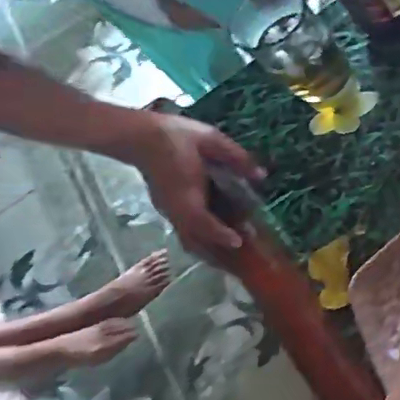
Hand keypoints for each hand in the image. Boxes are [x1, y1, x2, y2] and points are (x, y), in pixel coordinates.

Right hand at [115, 111, 265, 257]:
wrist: (138, 136)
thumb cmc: (176, 136)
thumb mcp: (210, 139)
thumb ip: (236, 157)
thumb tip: (261, 176)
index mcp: (184, 191)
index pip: (199, 219)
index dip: (218, 232)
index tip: (238, 241)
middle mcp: (174, 207)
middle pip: (194, 240)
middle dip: (219, 253)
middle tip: (245, 262)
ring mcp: (169, 210)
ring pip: (189, 240)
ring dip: (211, 253)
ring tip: (236, 263)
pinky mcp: (168, 210)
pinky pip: (185, 233)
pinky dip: (203, 243)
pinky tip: (221, 247)